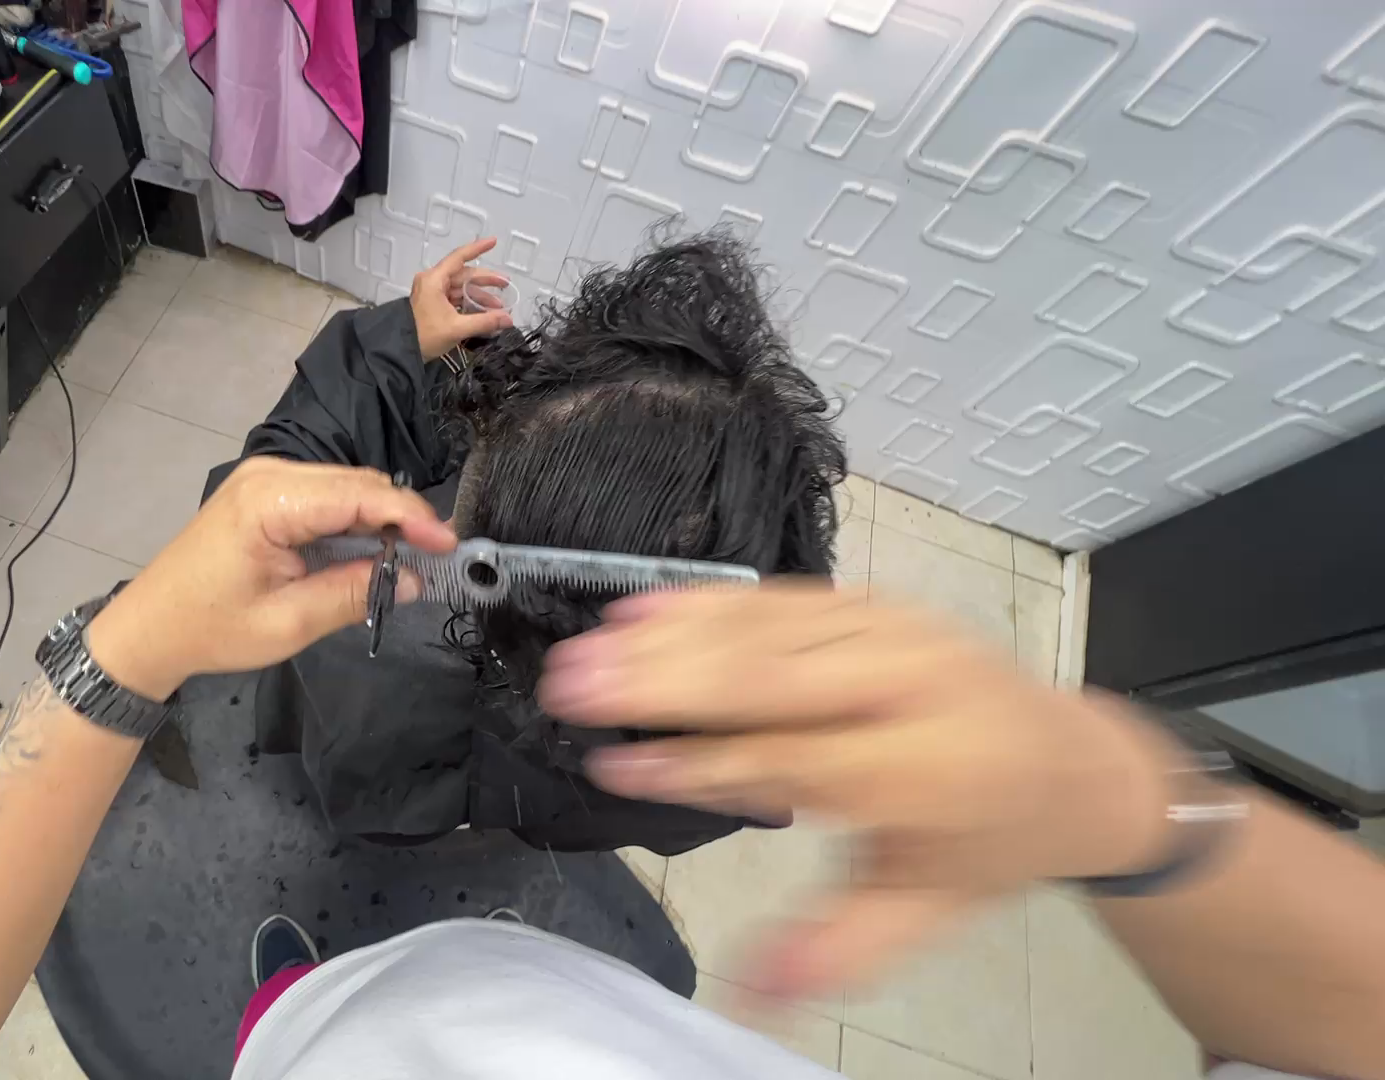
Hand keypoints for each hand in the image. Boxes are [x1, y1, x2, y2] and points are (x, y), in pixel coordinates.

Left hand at [85, 458, 455, 699]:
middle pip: (358, 483)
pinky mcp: (267, 491)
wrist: (150, 627)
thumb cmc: (211, 628)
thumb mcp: (288, 622)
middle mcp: (270, 473)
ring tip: (408, 560)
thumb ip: (354, 593)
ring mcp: (266, 477)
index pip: (362, 494)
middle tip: (435, 559)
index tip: (449, 546)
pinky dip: (355, 521)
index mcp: (272, 499)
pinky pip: (327, 497)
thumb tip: (414, 581)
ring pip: (347, 487)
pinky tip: (370, 550)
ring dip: (380, 520)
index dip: (412, 517)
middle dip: (402, 518)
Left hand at [412, 236, 512, 359]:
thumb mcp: (457, 328)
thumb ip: (485, 322)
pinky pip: (454, 298)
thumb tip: (509, 320)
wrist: (402, 351)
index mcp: (434, 280)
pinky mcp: (432, 304)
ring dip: (479, 296)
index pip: (459, 257)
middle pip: (463, 275)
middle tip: (505, 285)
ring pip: (460, 288)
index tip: (494, 242)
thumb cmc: (426, 336)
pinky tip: (483, 312)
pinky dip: (469, 304)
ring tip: (497, 307)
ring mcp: (432, 293)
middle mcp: (432, 281)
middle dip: (485, 281)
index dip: (478, 248)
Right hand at [536, 584, 1182, 997]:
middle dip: (660, 682)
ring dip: (660, 638)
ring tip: (584, 653)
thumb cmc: (985, 837)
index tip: (617, 769)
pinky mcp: (861, 599)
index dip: (700, 767)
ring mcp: (883, 627)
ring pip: (756, 628)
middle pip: (767, 678)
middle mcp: (907, 682)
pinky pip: (769, 593)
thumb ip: (840, 944)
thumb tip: (752, 996)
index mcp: (936, 767)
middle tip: (570, 687)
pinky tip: (637, 607)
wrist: (1071, 755)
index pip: (795, 762)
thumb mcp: (929, 906)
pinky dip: (698, 601)